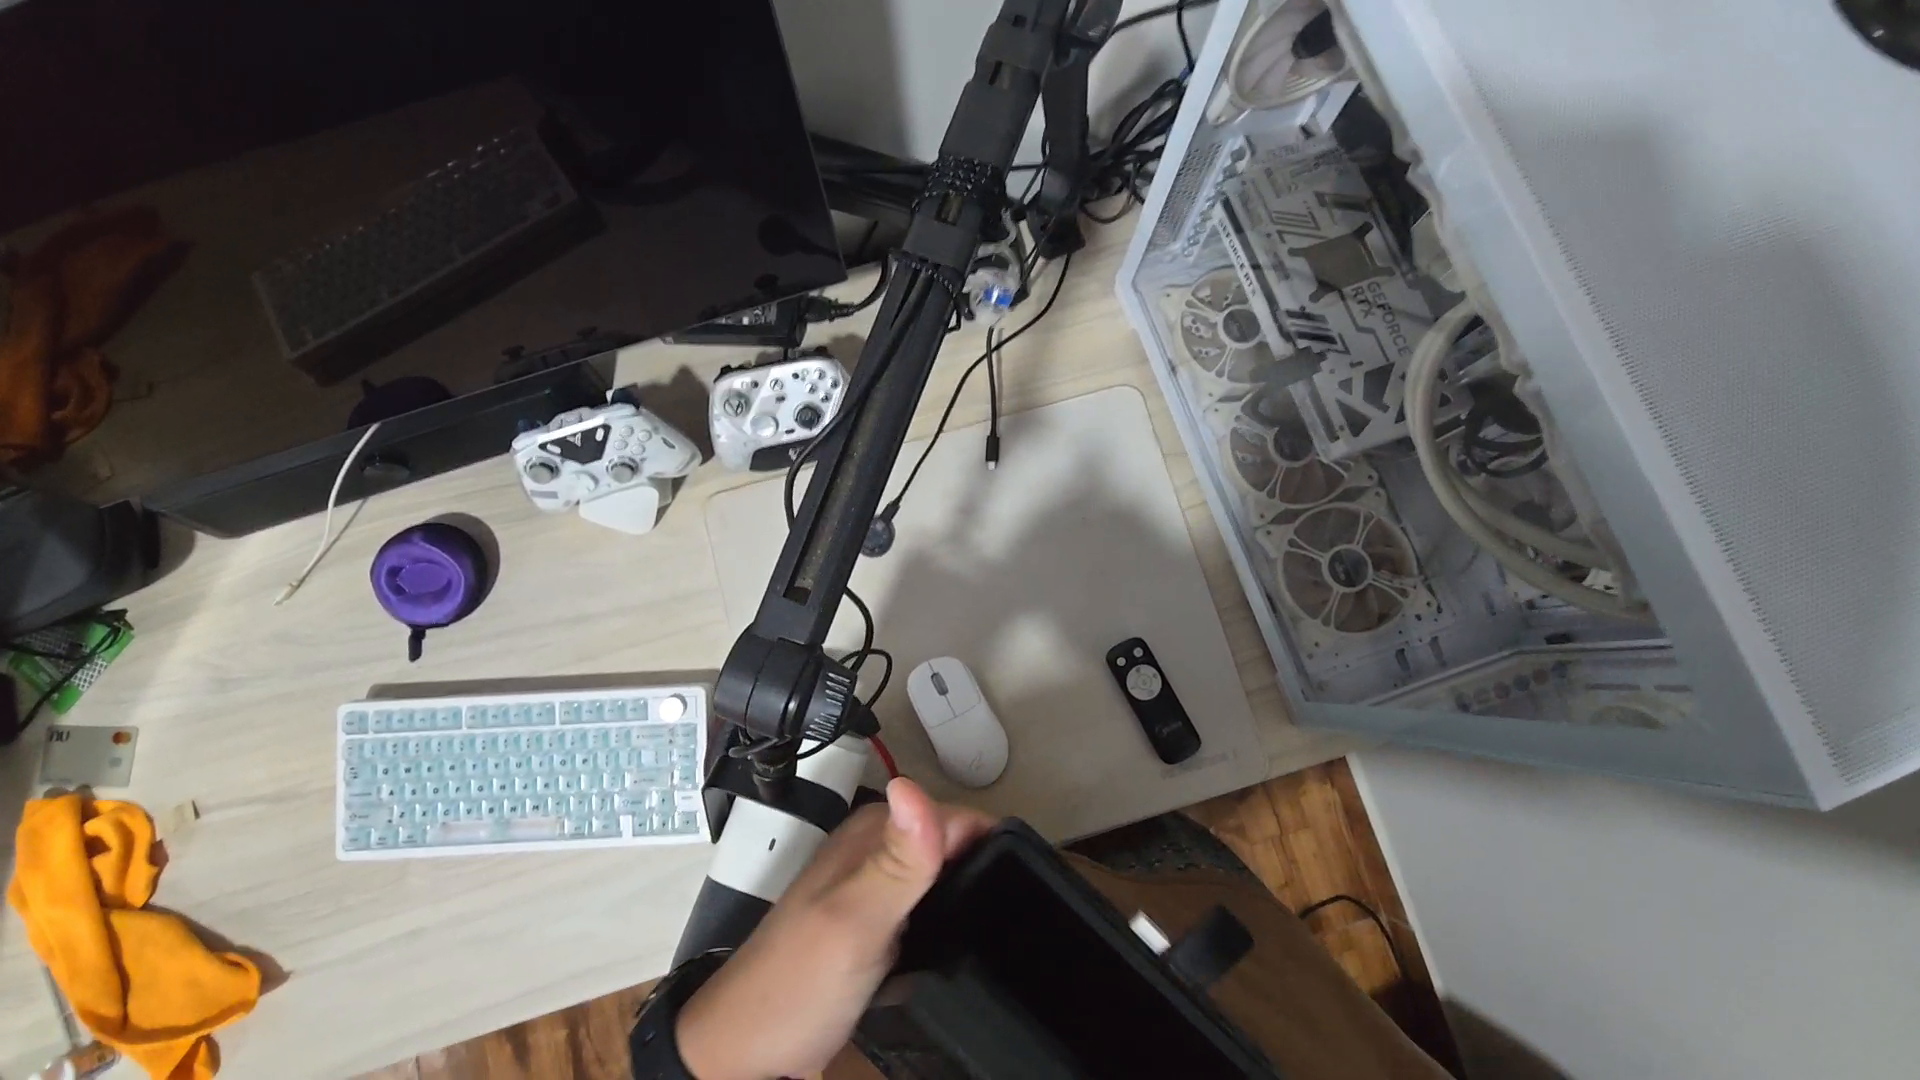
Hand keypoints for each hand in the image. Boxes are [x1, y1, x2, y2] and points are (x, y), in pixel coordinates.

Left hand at [676, 777, 996, 1079]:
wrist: (747, 1056)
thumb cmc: (798, 986)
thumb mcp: (853, 920)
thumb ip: (895, 860)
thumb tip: (913, 783)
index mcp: (872, 834)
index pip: (956, 817)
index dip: (994, 847)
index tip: (1025, 890)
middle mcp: (876, 851)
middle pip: (954, 845)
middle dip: (989, 871)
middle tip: (1019, 923)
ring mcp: (876, 891)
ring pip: (944, 877)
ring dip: (974, 897)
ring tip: (1006, 938)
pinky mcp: (879, 928)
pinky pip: (931, 910)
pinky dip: (953, 923)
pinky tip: (970, 951)